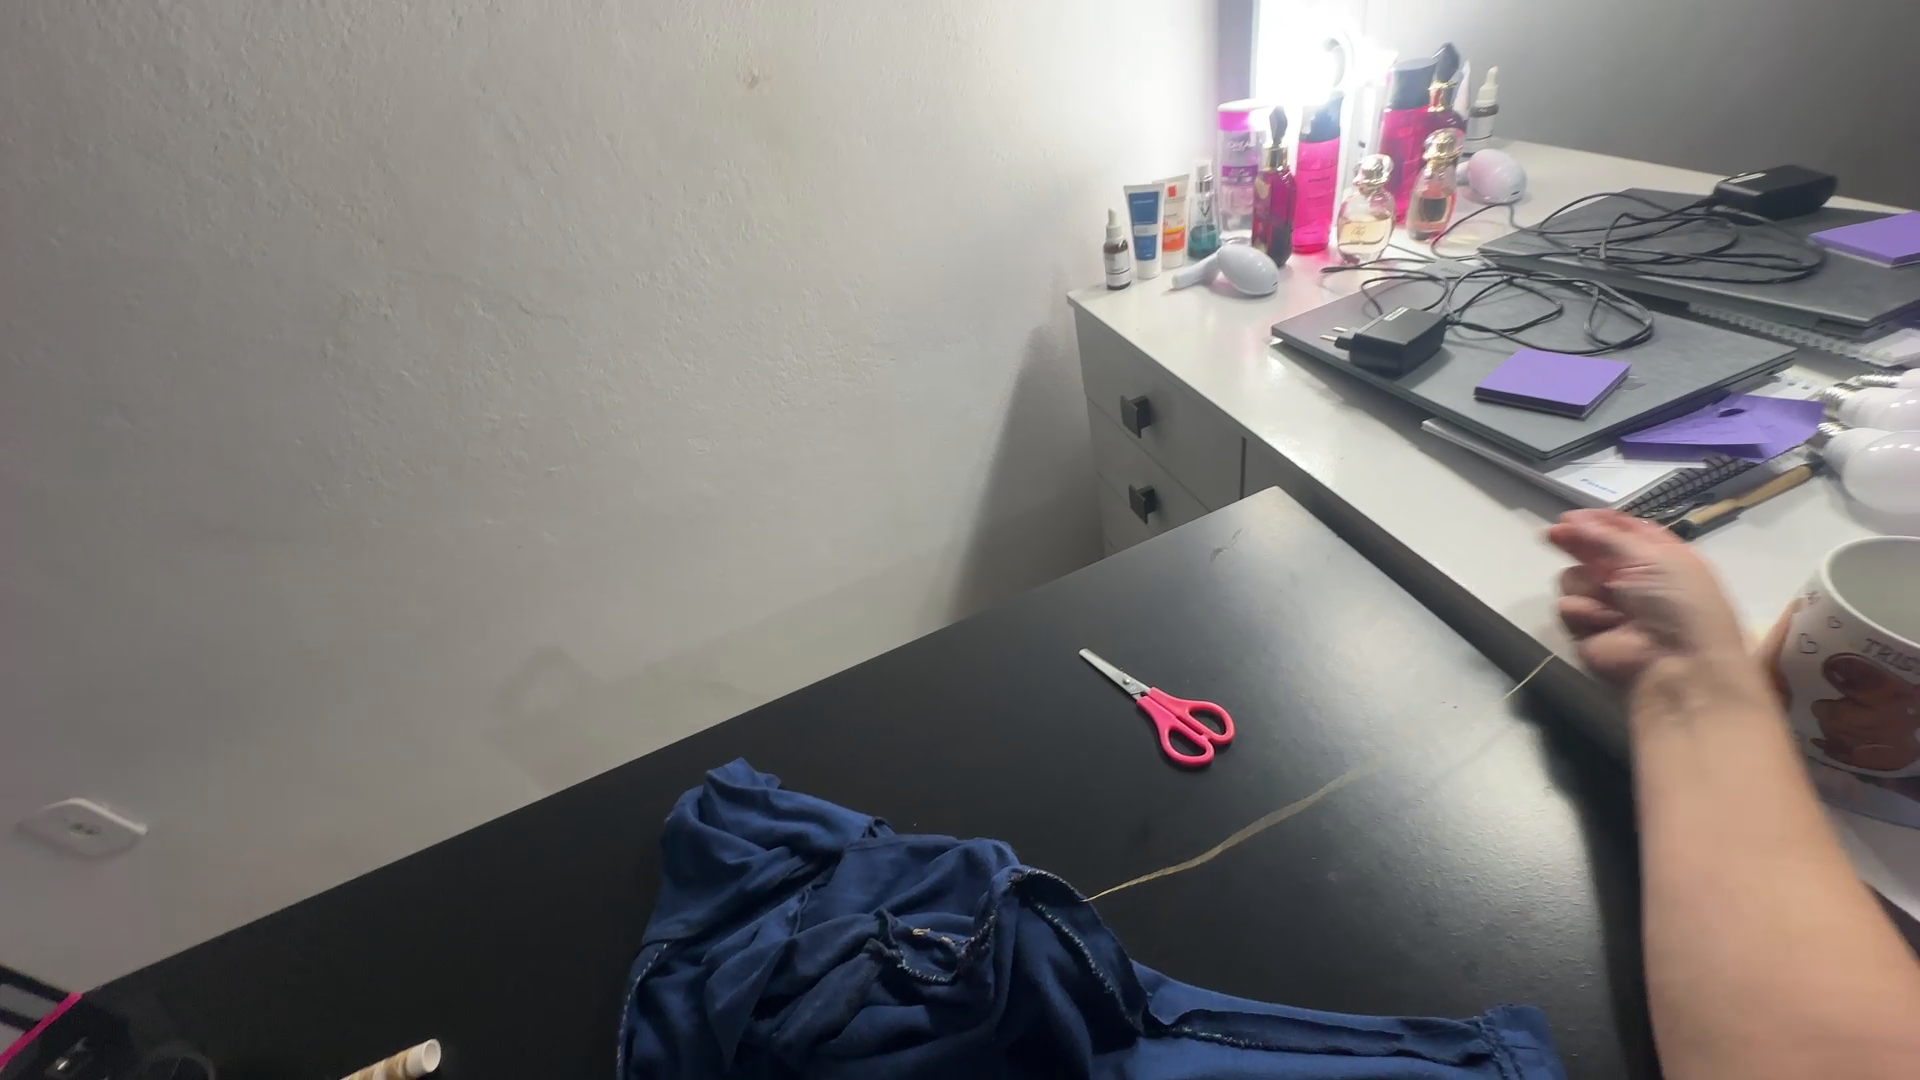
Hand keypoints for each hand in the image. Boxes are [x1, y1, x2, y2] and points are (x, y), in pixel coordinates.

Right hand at [1547, 509, 1760, 700]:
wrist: (1674, 664)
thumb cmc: (1678, 605)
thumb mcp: (1654, 559)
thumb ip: (1608, 537)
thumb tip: (1572, 520)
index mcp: (1663, 560)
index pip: (1627, 532)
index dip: (1600, 522)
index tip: (1573, 516)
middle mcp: (1635, 579)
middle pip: (1593, 552)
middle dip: (1575, 543)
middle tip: (1554, 534)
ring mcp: (1608, 603)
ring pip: (1573, 578)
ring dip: (1586, 587)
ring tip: (1608, 602)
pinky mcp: (1586, 626)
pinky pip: (1566, 607)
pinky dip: (1583, 613)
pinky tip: (1603, 624)